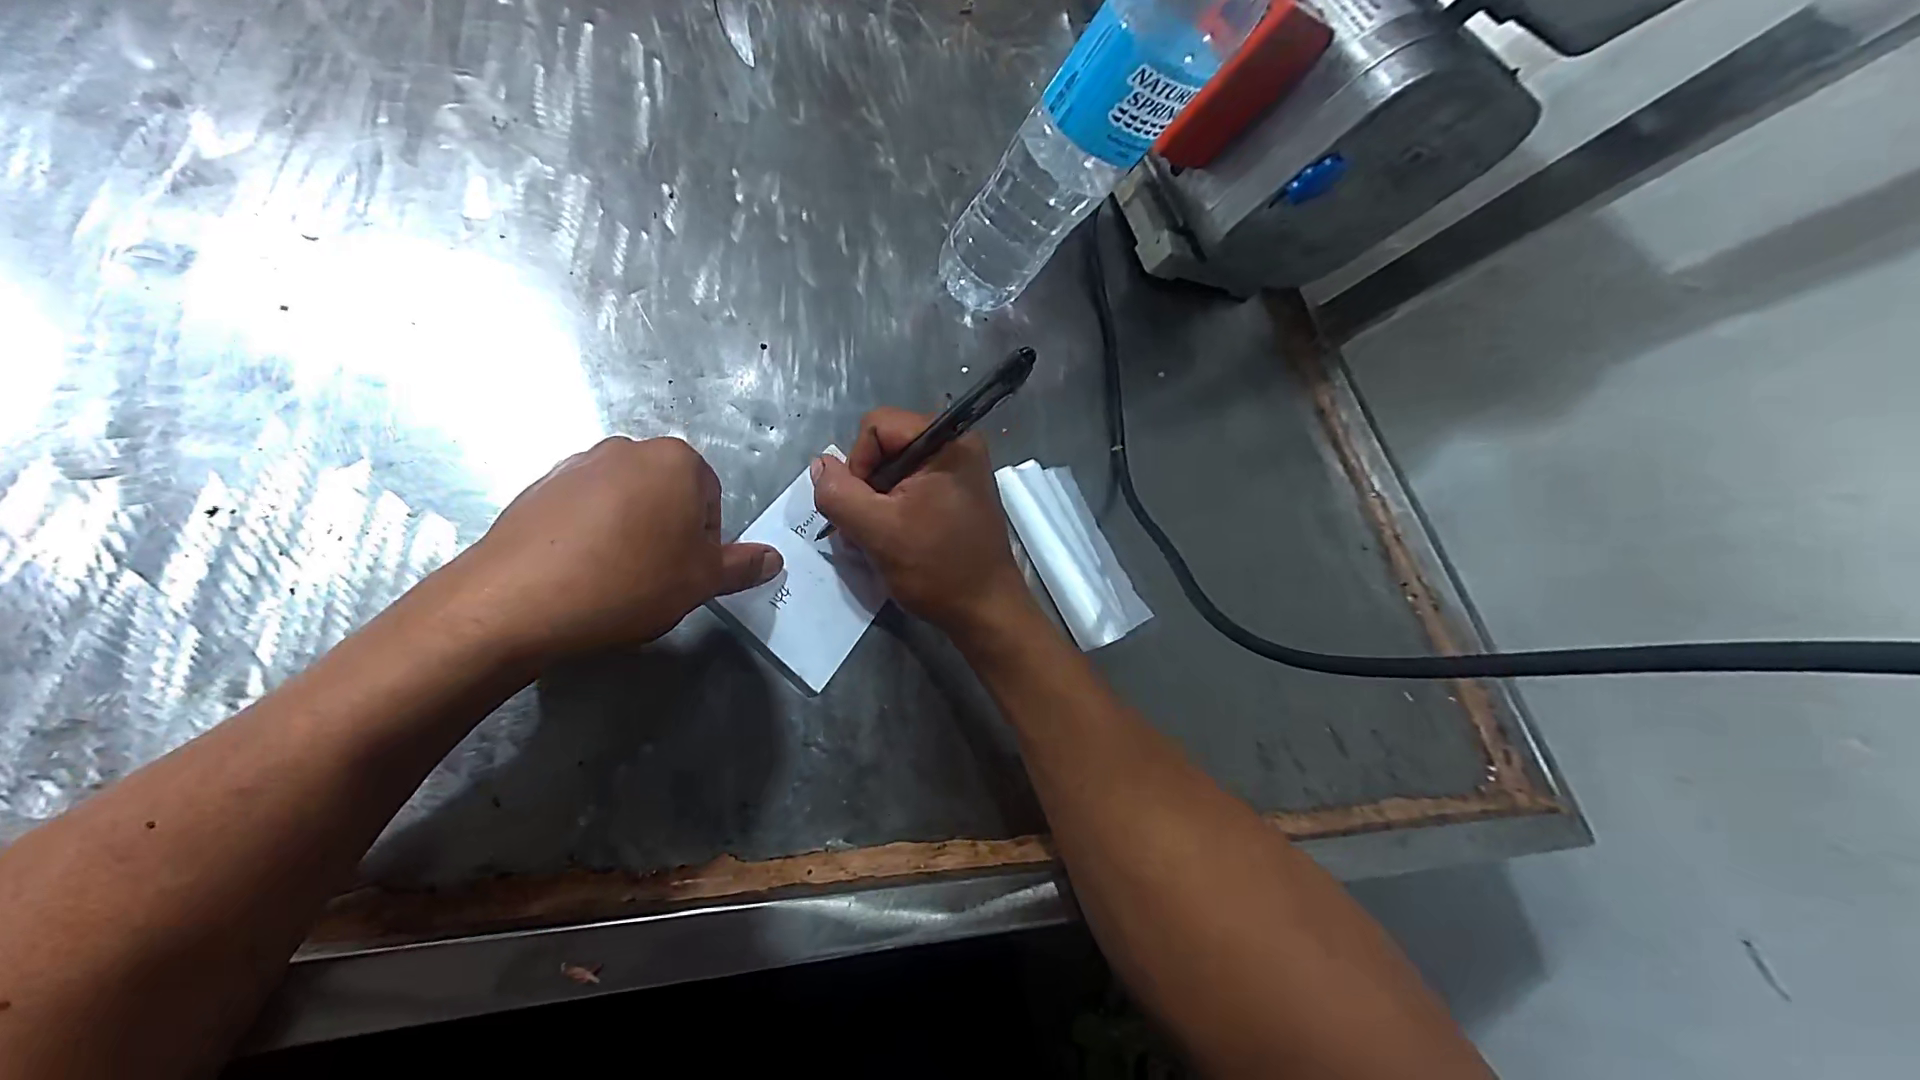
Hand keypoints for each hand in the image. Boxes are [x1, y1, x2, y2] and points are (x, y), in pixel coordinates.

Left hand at [440, 436, 780, 663]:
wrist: (516, 600)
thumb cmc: (628, 583)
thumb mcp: (700, 581)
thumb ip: (743, 566)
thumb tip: (774, 559)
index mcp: (677, 461)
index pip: (711, 500)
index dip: (703, 541)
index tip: (682, 572)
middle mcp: (629, 449)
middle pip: (669, 493)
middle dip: (668, 530)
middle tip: (652, 575)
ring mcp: (579, 462)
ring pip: (627, 500)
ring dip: (630, 531)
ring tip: (612, 575)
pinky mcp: (539, 485)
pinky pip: (585, 507)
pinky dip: (590, 532)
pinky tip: (579, 568)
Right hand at [810, 407, 1033, 637]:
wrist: (985, 611)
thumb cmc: (936, 568)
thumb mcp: (876, 530)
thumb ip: (839, 493)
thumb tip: (821, 465)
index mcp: (948, 441)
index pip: (877, 426)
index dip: (858, 463)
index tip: (864, 507)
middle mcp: (958, 446)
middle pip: (885, 447)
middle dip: (866, 487)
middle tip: (868, 529)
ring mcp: (959, 472)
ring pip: (894, 472)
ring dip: (876, 505)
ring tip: (879, 540)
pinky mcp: (957, 495)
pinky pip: (911, 489)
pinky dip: (894, 512)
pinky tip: (895, 541)